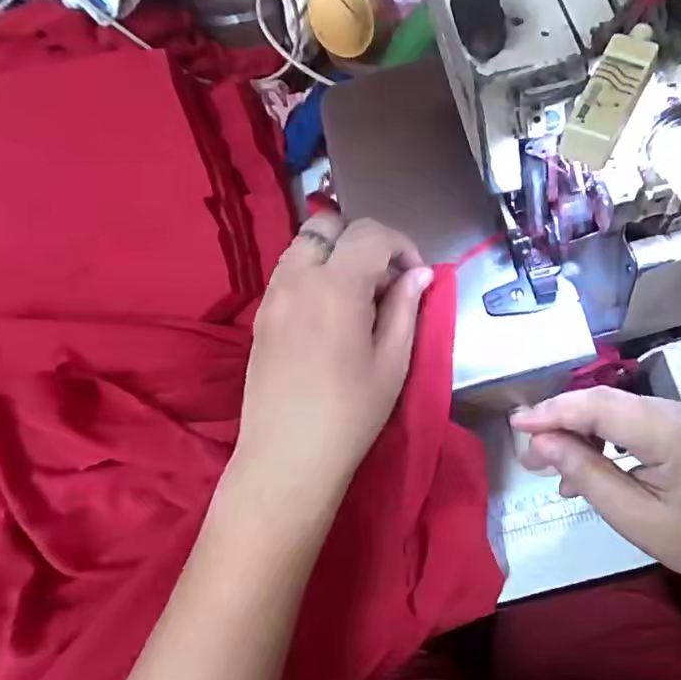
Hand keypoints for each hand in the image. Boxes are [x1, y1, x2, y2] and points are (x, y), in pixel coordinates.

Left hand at [235, 214, 434, 501]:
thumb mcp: (393, 361)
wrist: (288, 454)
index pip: (371, 233)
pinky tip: (330, 313)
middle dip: (364, 241)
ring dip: (336, 255)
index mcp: (337, 286)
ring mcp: (273, 294)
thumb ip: (406, 308)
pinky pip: (289, 271)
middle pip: (329, 225)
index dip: (401, 245)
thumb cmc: (351, 413)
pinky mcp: (261, 314)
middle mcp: (298, 278)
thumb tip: (419, 274)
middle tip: (385, 281)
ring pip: (304, 245)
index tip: (416, 276)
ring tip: (358, 297)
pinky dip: (314, 273)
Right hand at [512, 386, 680, 597]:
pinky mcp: (666, 418)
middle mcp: (674, 410)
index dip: (555, 413)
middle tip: (528, 454)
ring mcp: (672, 411)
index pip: (601, 409)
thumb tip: (541, 442)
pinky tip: (575, 464)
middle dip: (558, 422)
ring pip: (605, 406)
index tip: (517, 423)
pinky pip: (618, 416)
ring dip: (572, 430)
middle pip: (601, 401)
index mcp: (672, 434)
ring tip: (545, 464)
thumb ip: (584, 472)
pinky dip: (592, 435)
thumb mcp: (626, 514)